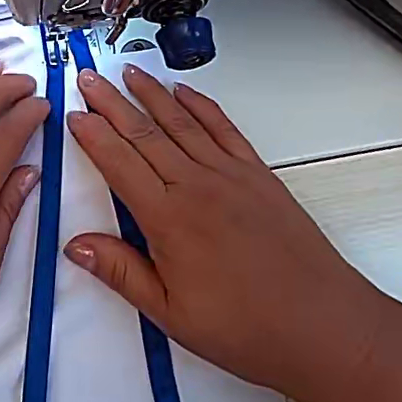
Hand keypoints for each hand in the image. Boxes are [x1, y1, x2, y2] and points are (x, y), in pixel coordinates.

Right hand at [64, 65, 388, 397]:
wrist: (326, 327)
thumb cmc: (250, 328)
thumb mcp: (172, 314)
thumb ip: (121, 272)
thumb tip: (77, 246)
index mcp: (170, 219)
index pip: (119, 162)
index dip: (92, 135)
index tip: (74, 116)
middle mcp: (197, 186)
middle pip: (143, 132)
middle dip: (111, 102)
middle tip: (90, 79)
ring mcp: (230, 175)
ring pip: (180, 122)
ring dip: (151, 93)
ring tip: (128, 72)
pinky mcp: (258, 174)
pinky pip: (223, 128)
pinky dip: (201, 105)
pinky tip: (185, 92)